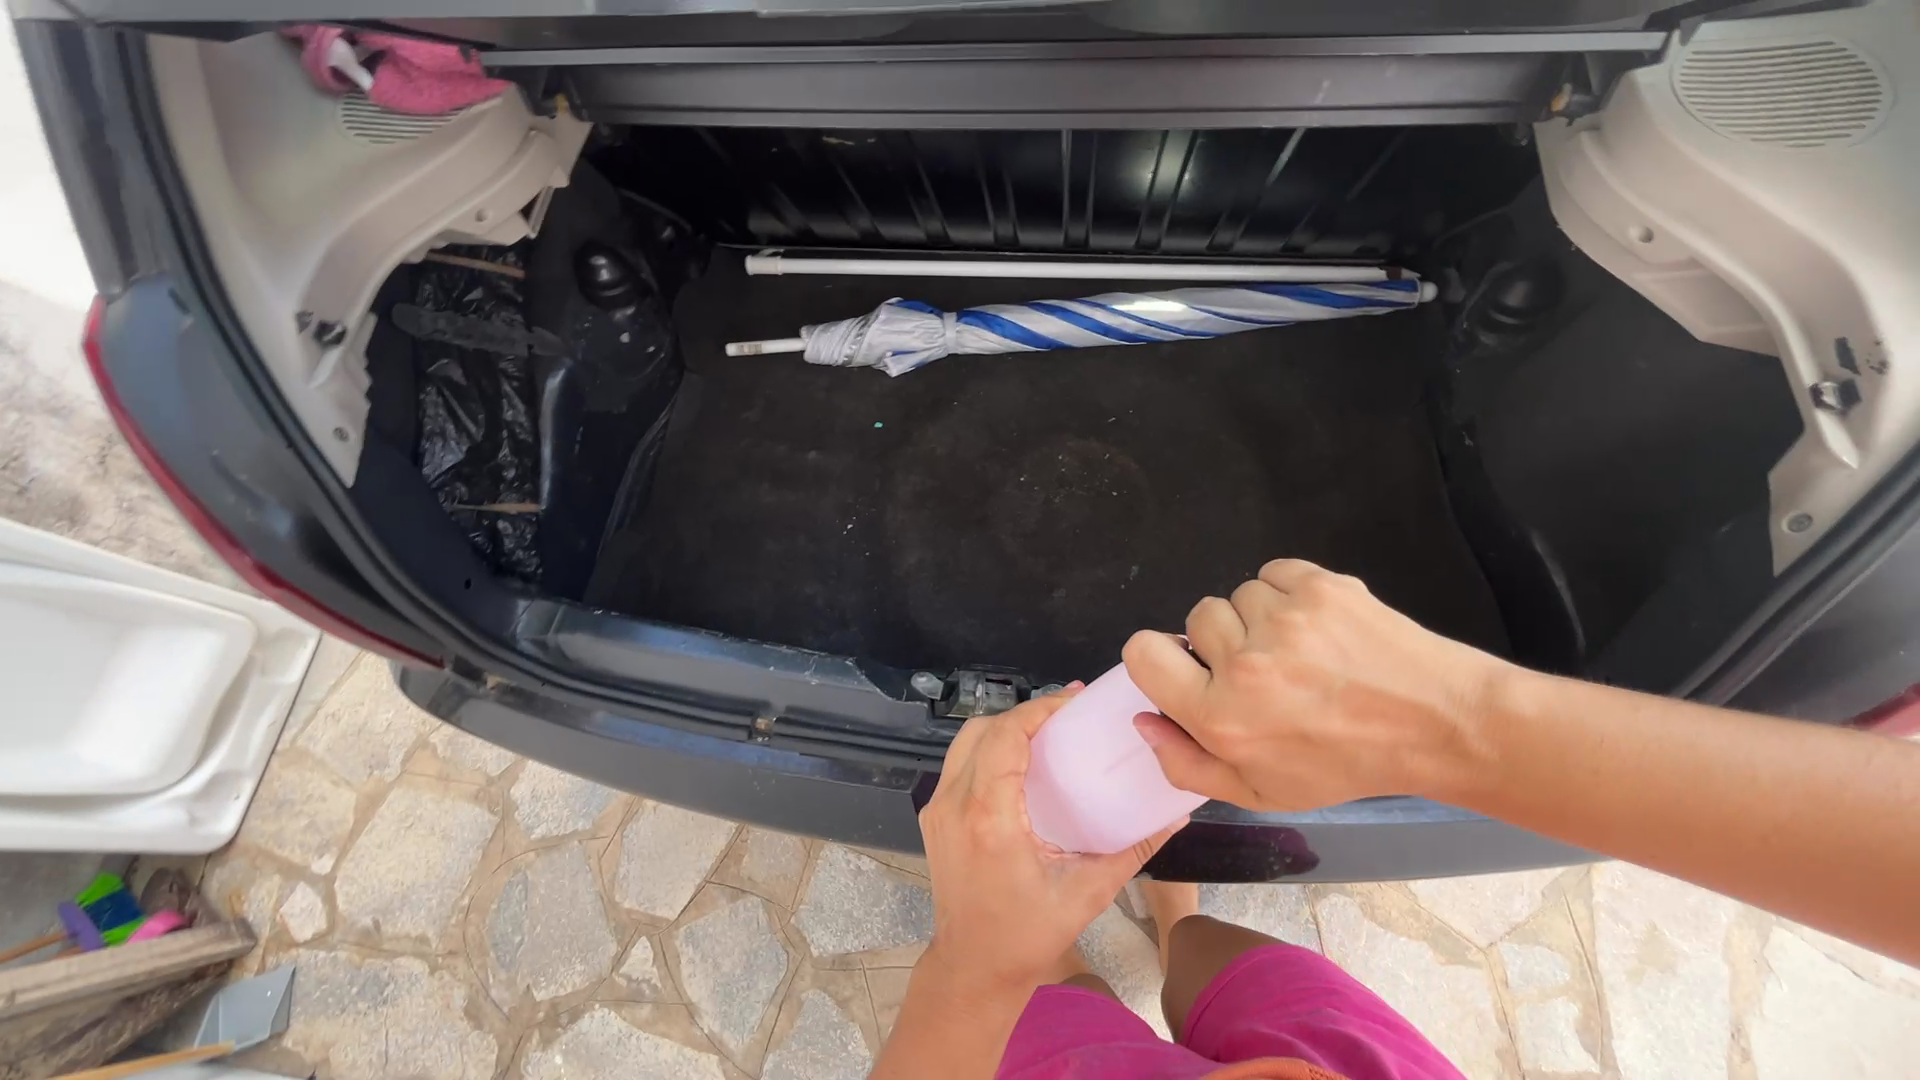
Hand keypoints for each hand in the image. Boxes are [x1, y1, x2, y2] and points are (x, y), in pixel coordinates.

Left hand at [917, 689, 1183, 995]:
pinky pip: (959, 764)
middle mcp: (955, 803)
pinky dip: (988, 749)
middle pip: (982, 730)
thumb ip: (1132, 849)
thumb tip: (1173, 815)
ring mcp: (938, 809)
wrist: (972, 969)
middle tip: (1066, 713)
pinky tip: (1021, 762)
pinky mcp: (934, 817)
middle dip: (1024, 714)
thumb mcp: (1087, 893)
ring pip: (965, 742)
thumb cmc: (1027, 936)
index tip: (1072, 699)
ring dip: (1004, 729)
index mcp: (989, 816)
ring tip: (1046, 731)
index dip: (1038, 709)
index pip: (1005, 737)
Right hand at [1123, 558, 1510, 811]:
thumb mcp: (1261, 792)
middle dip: (1222, 642)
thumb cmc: (1346, 765)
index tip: (1190, 669)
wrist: (1441, 723)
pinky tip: (1316, 624)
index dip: (1159, 658)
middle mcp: (1244, 664)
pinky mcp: (1320, 586)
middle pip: (1194, 620)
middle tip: (1267, 671)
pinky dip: (1287, 592)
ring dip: (1259, 618)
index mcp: (1221, 717)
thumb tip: (1144, 721)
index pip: (1143, 654)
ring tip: (1301, 649)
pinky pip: (1272, 573)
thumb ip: (1188, 764)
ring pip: (1238, 596)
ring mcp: (1284, 618)